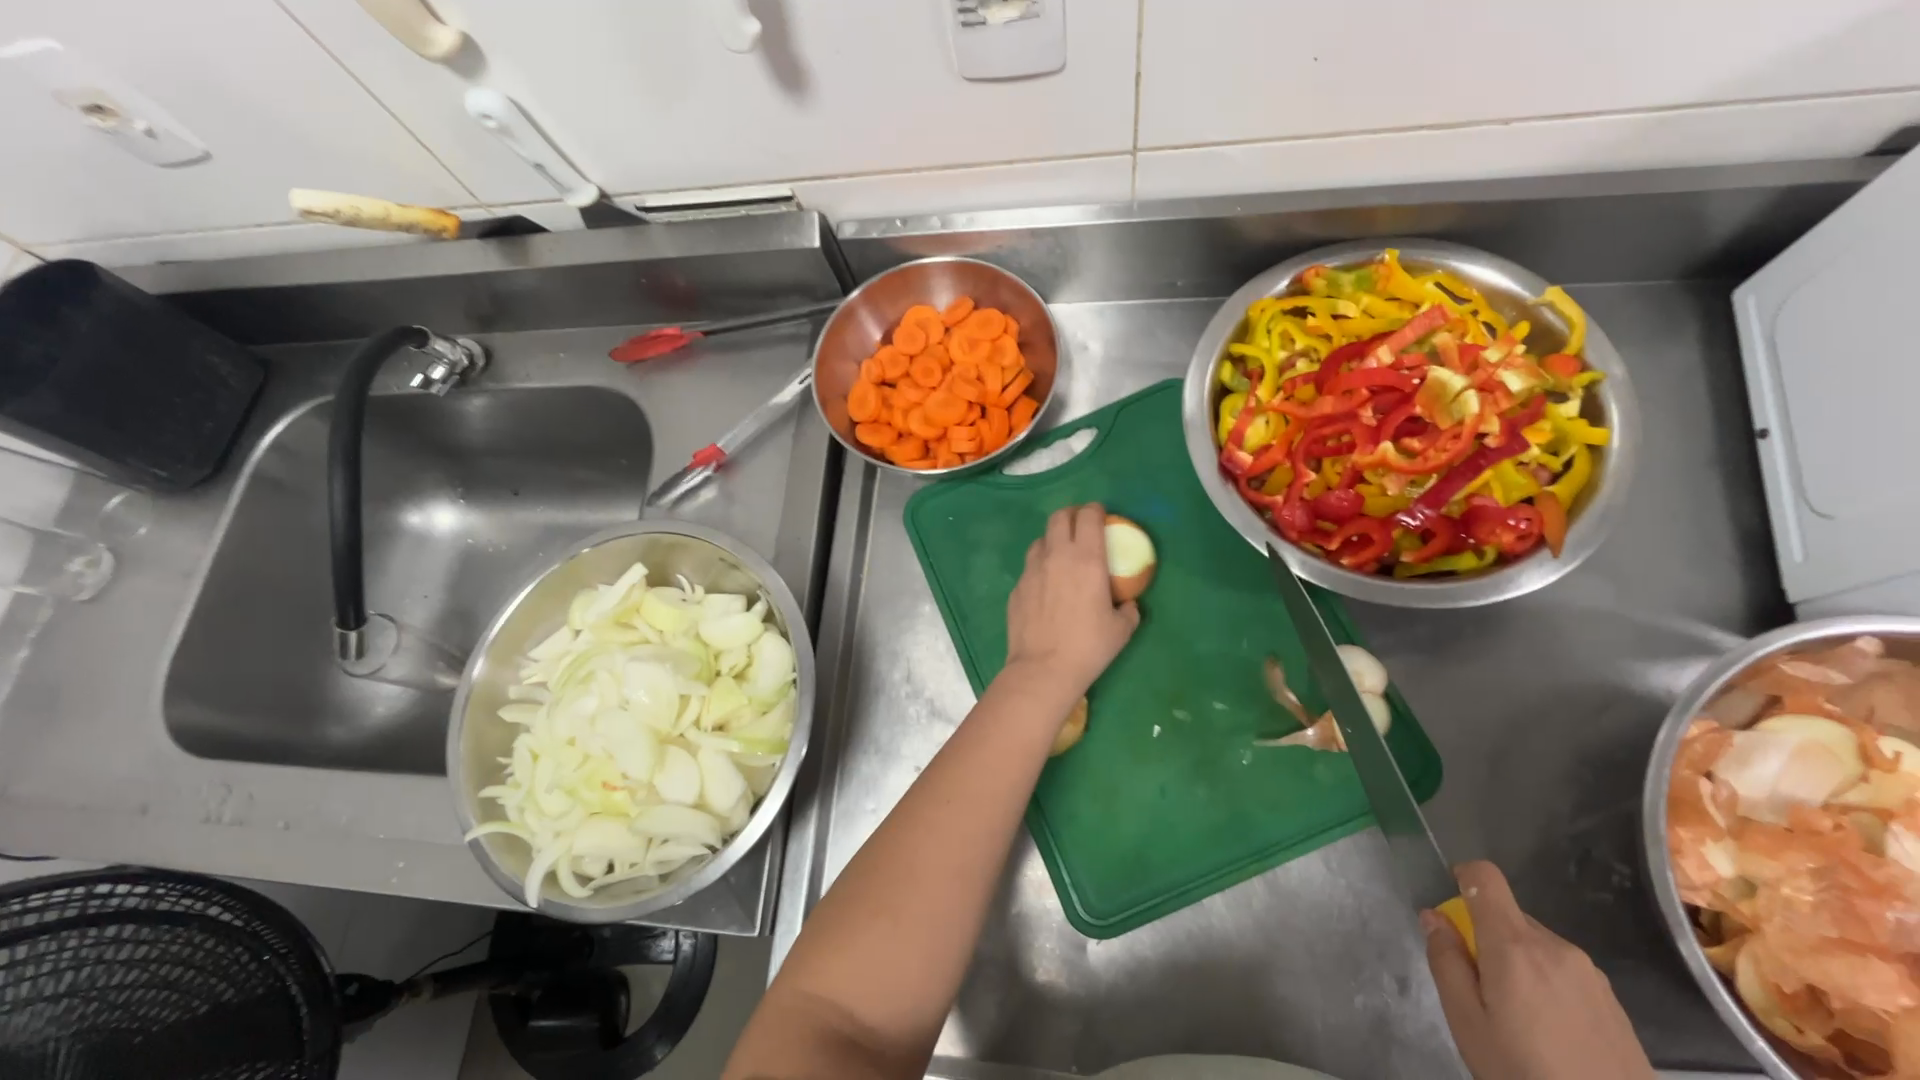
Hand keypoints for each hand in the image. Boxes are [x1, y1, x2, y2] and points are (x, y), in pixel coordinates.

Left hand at [1004, 504, 1139, 697]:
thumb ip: (1129, 610)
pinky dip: (1040, 568)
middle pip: (1059, 517)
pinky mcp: (1017, 588)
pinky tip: (1046, 587)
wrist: (1043, 669)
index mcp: (1086, 559)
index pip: (1089, 516)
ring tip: (1061, 556)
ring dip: (1053, 540)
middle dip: (1071, 514)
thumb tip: (1128, 604)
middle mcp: (1056, 556)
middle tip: (1081, 526)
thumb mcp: (1121, 630)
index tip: (1101, 515)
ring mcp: (1032, 571)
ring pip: (1040, 540)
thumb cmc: (1089, 647)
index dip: (1095, 510)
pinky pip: (1030, 568)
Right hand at [1424, 861, 1653, 1079]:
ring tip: (1518, 1021)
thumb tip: (1434, 917)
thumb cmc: (1524, 1071)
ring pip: (1536, 947)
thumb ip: (1446, 962)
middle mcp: (1556, 947)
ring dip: (1517, 965)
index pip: (1486, 878)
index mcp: (1515, 945)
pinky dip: (1546, 985)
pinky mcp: (1612, 999)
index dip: (1463, 878)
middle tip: (1481, 993)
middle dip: (1486, 939)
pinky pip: (1564, 972)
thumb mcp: (1466, 1022)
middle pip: (1509, 918)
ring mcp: (1589, 973)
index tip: (1451, 911)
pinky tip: (1551, 1034)